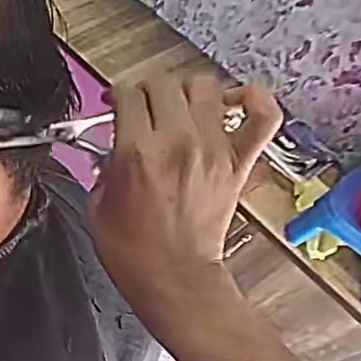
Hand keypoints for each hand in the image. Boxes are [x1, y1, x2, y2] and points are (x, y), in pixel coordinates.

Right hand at [90, 73, 282, 312]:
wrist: (172, 276)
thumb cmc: (135, 251)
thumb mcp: (98, 206)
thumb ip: (104, 170)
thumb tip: (112, 152)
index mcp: (136, 153)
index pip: (129, 96)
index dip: (118, 95)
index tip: (116, 103)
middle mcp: (177, 143)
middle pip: (164, 84)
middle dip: (147, 91)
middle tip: (141, 106)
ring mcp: (213, 149)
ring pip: (205, 87)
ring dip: (187, 92)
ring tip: (177, 107)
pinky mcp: (238, 162)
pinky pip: (262, 115)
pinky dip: (253, 100)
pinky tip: (235, 102)